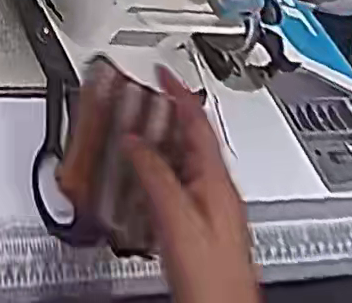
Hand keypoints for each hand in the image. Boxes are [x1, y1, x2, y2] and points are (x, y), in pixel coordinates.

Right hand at [129, 69, 260, 302]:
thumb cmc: (211, 280)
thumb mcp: (175, 216)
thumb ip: (153, 172)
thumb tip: (133, 139)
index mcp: (217, 180)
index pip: (198, 121)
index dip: (179, 92)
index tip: (161, 71)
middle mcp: (217, 190)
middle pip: (191, 136)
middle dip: (164, 112)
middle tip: (141, 95)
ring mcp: (210, 209)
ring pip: (183, 158)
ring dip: (158, 138)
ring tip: (134, 126)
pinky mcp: (199, 226)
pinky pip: (177, 180)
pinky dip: (156, 165)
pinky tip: (141, 172)